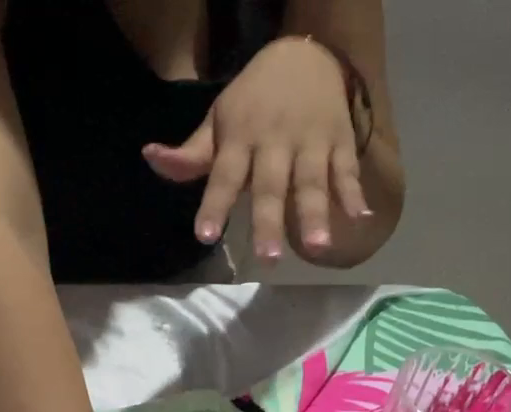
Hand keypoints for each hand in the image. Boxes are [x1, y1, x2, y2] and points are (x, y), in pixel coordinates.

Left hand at [143, 36, 370, 262]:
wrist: (305, 54)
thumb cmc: (252, 103)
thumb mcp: (218, 122)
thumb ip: (190, 154)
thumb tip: (150, 158)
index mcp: (240, 139)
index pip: (224, 176)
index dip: (215, 205)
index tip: (205, 235)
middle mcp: (275, 143)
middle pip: (271, 187)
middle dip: (269, 222)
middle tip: (267, 259)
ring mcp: (310, 142)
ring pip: (312, 181)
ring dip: (315, 214)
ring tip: (318, 247)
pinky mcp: (339, 140)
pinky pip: (347, 169)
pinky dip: (354, 192)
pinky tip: (359, 218)